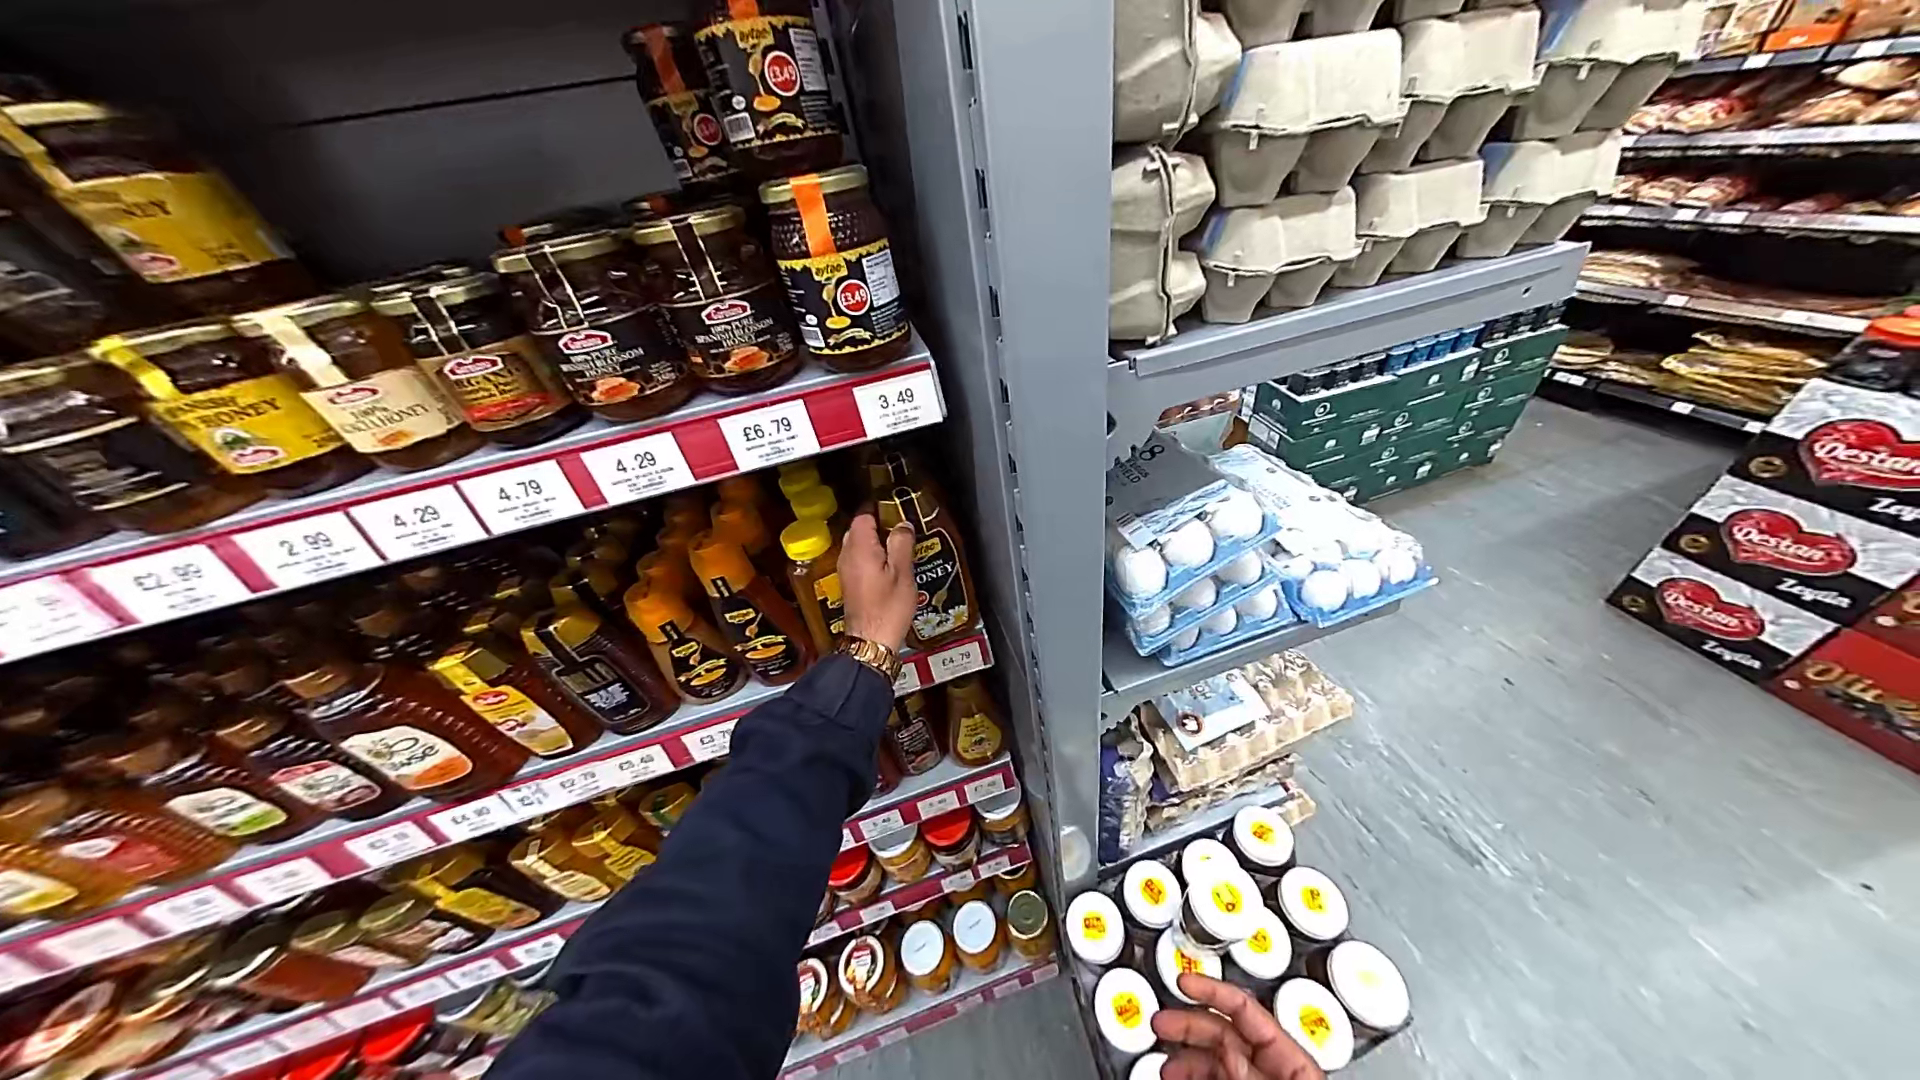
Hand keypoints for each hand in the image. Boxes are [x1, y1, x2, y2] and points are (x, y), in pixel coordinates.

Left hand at [839, 513, 916, 652]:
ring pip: (859, 545)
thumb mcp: (902, 572)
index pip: (863, 515)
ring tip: (901, 548)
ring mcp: (845, 570)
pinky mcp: (849, 583)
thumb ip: (902, 543)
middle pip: (860, 529)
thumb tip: (902, 524)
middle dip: (880, 526)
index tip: (898, 510)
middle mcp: (847, 555)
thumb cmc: (888, 607)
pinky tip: (891, 566)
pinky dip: (873, 557)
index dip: (880, 510)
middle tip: (903, 530)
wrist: (871, 640)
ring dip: (877, 543)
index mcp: (859, 548)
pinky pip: (859, 559)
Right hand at [1152, 974, 1325, 1079]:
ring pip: (1214, 1061)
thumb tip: (1229, 1052)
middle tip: (1161, 1025)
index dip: (1212, 991)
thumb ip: (1253, 1079)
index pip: (1247, 1011)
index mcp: (1294, 1067)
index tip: (1183, 982)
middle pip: (1224, 1033)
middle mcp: (1275, 1075)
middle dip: (1189, 1027)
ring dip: (1186, 1061)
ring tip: (1165, 1069)